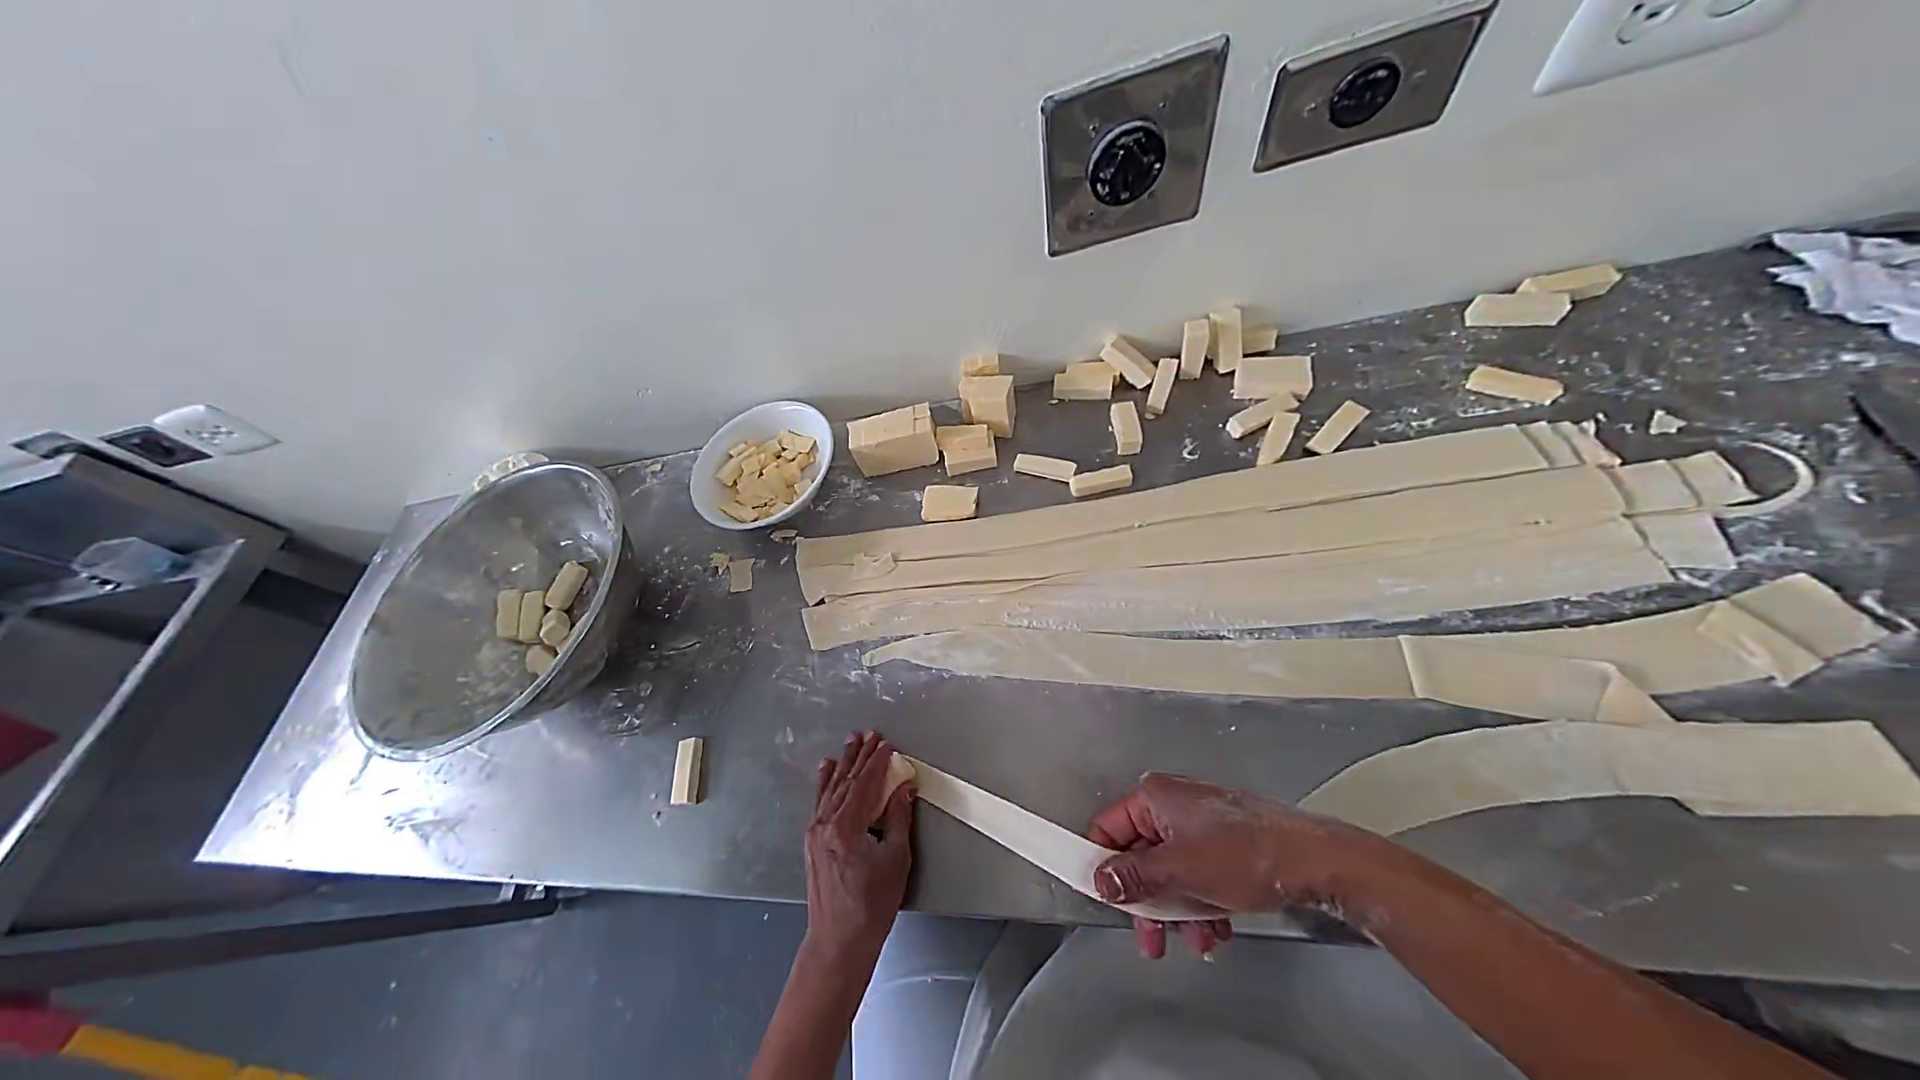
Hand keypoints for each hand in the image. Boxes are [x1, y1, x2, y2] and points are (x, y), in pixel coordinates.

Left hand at [804, 731, 914, 955]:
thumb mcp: (896, 859)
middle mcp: (826, 825)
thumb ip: (898, 818)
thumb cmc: (871, 906)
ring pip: (832, 788)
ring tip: (851, 742)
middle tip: (870, 735)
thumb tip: (903, 789)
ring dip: (844, 763)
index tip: (888, 746)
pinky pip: (821, 802)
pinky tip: (827, 769)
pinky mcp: (813, 841)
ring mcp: (815, 832)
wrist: (839, 940)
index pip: (866, 783)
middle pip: (847, 781)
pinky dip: (826, 782)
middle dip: (861, 756)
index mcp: (847, 827)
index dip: (878, 762)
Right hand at [1087, 772, 1388, 958]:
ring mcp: (1201, 821)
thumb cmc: (1251, 855)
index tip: (1106, 897)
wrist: (1317, 862)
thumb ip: (1133, 876)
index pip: (1107, 827)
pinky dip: (1200, 901)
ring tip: (1192, 938)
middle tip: (1149, 935)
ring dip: (1176, 909)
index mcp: (1156, 797)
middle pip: (1139, 853)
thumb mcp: (1179, 871)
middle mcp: (1175, 803)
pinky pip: (1196, 871)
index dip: (1102, 865)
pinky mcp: (1223, 839)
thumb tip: (1102, 880)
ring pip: (1170, 868)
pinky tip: (1214, 928)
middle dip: (1146, 899)